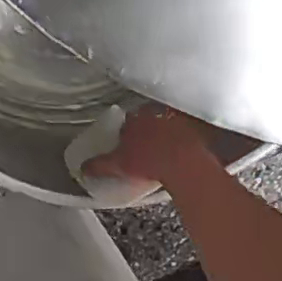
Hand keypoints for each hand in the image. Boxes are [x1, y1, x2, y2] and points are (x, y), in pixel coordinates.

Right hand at [86, 104, 221, 185]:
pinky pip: (190, 129)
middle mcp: (156, 113)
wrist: (182, 164)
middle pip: (149, 119)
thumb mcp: (117, 166)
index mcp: (135, 118)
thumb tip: (85, 168)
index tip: (129, 148)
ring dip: (167, 132)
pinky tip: (185, 150)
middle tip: (147, 149)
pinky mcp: (196, 126)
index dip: (127, 136)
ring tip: (166, 151)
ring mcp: (177, 118)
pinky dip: (187, 137)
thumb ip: (99, 165)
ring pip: (169, 122)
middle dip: (147, 131)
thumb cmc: (149, 161)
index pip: (127, 123)